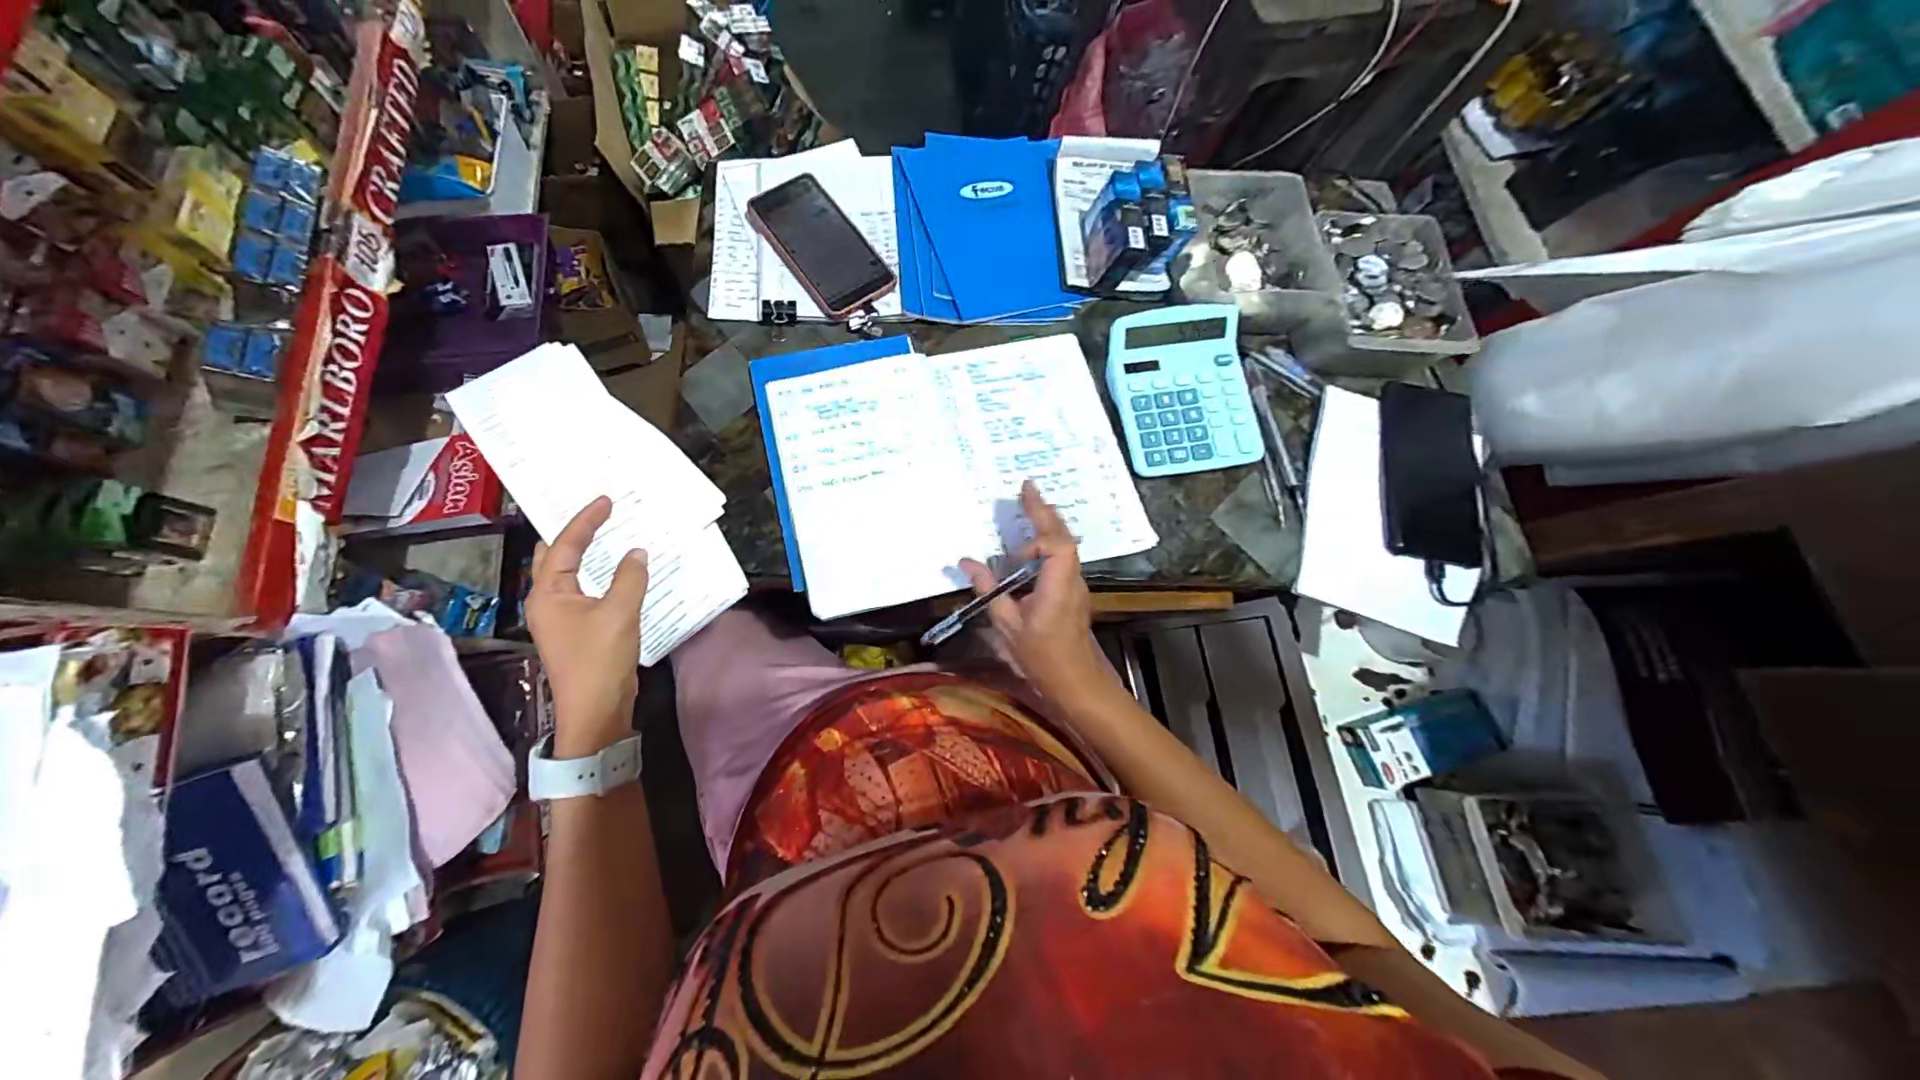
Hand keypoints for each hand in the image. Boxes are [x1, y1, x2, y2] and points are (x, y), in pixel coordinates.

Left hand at [526, 496, 649, 755]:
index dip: (585, 521)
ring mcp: (562, 617)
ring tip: (612, 535)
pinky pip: (588, 591)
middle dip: (577, 534)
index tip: (606, 501)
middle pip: (556, 557)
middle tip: (599, 514)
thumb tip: (636, 552)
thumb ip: (630, 578)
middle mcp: (547, 601)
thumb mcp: (620, 613)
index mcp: (548, 594)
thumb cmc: (600, 659)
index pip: (563, 546)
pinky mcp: (578, 629)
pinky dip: (602, 576)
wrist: (596, 710)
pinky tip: (622, 572)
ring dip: (590, 556)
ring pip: (572, 575)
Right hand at [958, 481, 1107, 700]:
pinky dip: (1048, 544)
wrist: (1076, 683)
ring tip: (1031, 507)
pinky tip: (1032, 546)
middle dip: (1045, 511)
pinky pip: (1063, 559)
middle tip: (1026, 489)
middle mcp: (1072, 581)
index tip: (1019, 530)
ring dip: (1048, 526)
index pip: (1058, 546)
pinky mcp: (1073, 593)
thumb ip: (989, 591)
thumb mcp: (1007, 627)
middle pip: (1065, 537)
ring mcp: (1076, 586)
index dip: (1039, 532)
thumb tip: (967, 563)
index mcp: (1058, 587)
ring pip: (1067, 547)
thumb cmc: (1042, 659)